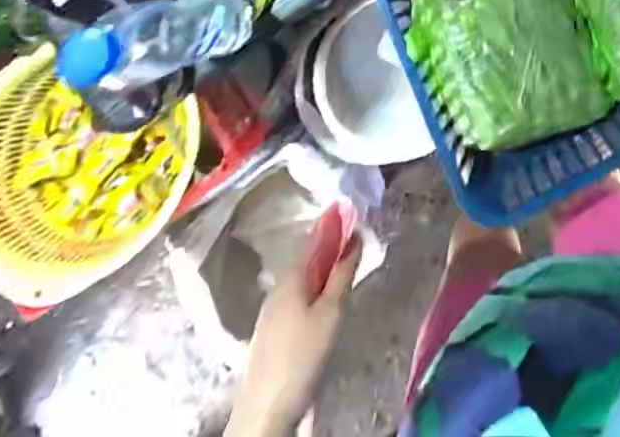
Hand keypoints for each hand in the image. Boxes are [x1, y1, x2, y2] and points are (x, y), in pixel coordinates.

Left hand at [223, 225, 362, 436]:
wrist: (266, 410)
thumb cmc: (303, 356)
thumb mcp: (331, 313)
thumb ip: (342, 275)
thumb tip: (353, 238)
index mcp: (292, 278)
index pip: (314, 242)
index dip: (331, 225)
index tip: (347, 208)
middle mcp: (278, 289)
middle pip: (307, 260)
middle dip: (328, 246)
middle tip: (350, 238)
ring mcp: (272, 313)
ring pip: (302, 281)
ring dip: (321, 269)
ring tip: (341, 266)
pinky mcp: (271, 334)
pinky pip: (297, 299)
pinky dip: (313, 290)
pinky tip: (322, 302)